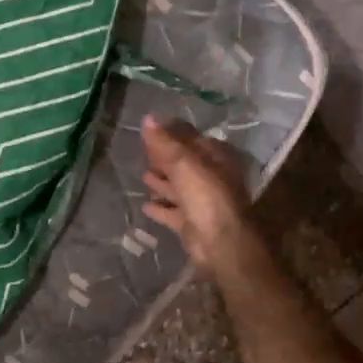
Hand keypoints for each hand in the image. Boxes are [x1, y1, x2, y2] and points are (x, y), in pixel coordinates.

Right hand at [140, 116, 270, 287]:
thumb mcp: (183, 162)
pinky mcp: (192, 223)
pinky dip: (160, 207)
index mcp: (215, 158)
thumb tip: (147, 118)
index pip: (191, 137)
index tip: (148, 129)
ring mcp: (202, 202)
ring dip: (161, 182)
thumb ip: (164, 141)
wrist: (220, 244)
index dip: (170, 132)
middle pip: (183, 163)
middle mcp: (211, 178)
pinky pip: (172, 211)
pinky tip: (145, 205)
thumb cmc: (206, 195)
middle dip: (164, 158)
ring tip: (142, 176)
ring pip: (178, 187)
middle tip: (141, 151)